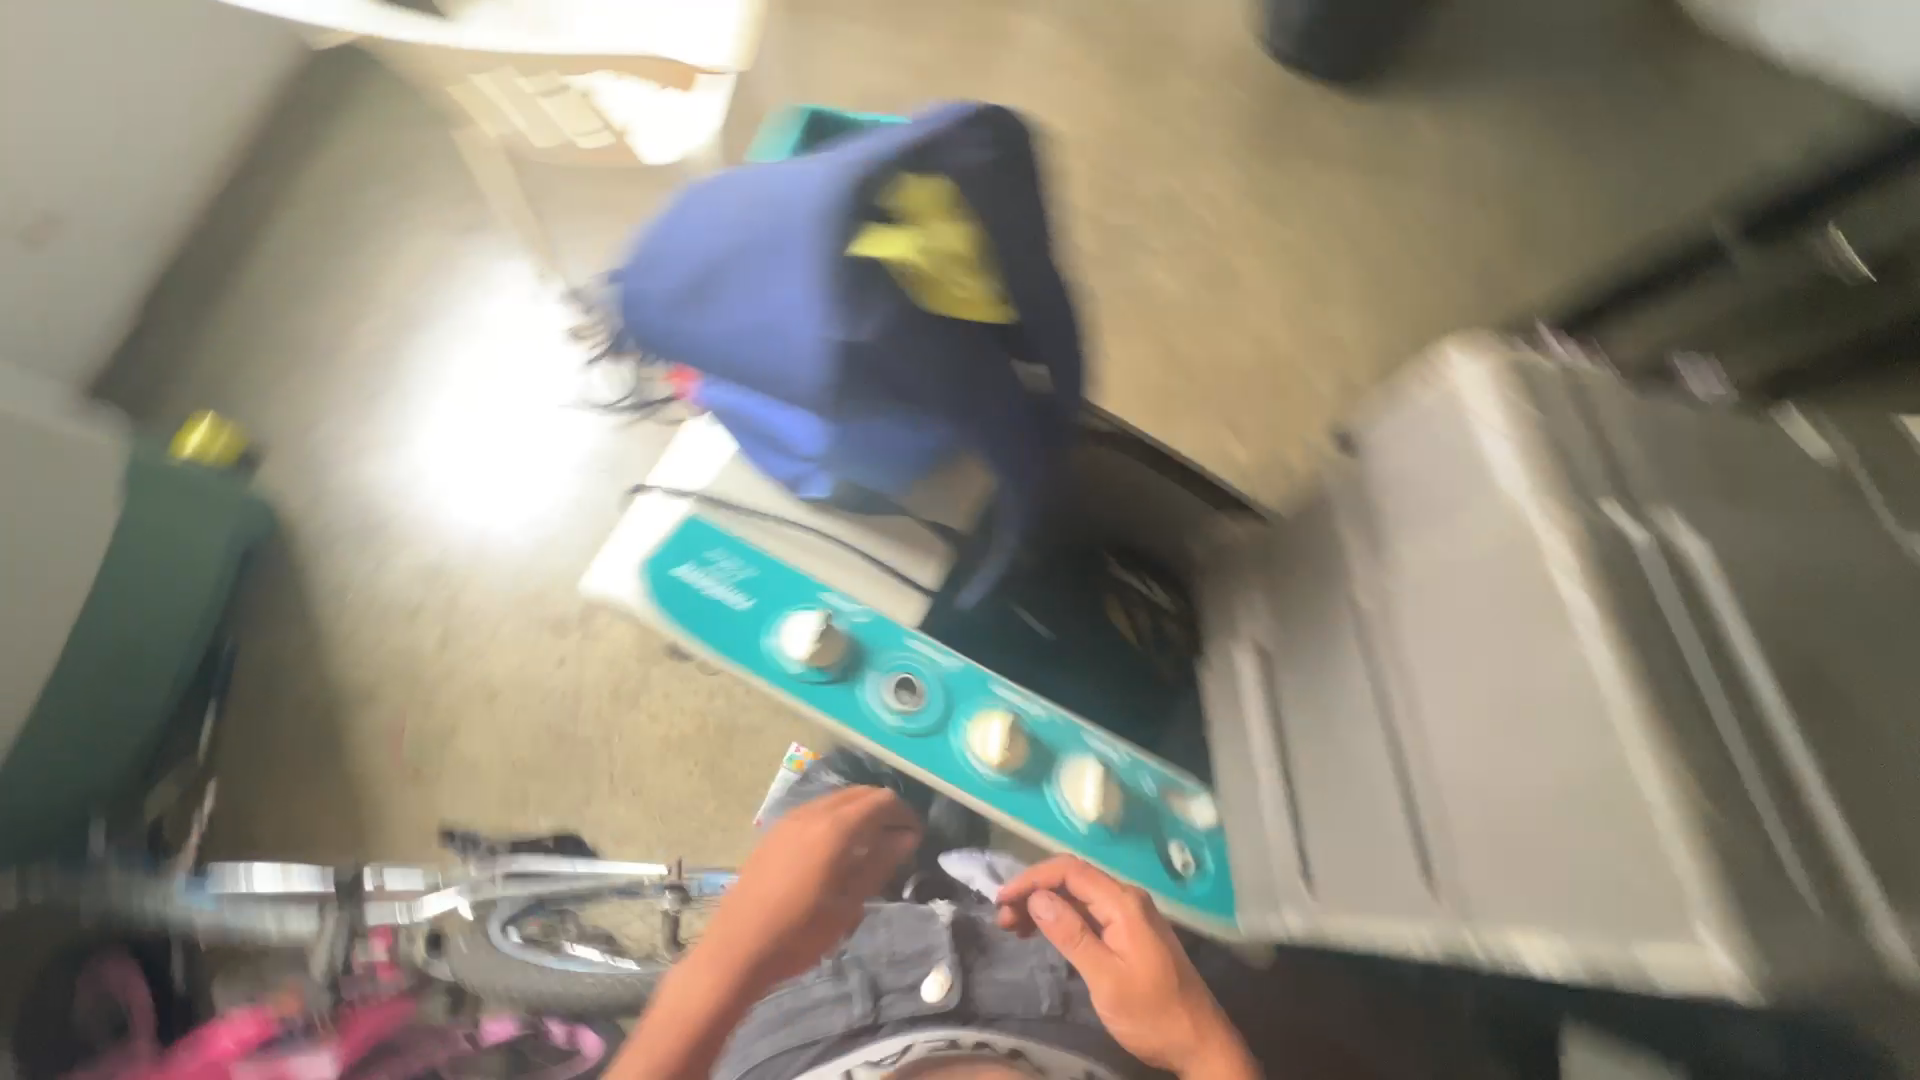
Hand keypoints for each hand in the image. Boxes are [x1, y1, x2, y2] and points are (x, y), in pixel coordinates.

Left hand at [699, 785, 921, 986]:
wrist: (736, 950)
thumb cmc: (800, 934)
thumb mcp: (849, 904)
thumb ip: (880, 862)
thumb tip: (907, 836)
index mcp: (835, 828)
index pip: (882, 801)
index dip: (904, 813)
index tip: (916, 836)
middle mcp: (813, 812)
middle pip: (859, 793)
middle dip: (884, 809)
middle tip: (899, 838)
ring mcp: (790, 819)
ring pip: (836, 799)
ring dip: (859, 812)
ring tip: (871, 843)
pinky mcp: (775, 831)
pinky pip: (816, 810)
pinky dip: (836, 818)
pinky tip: (838, 848)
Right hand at [996, 857, 1254, 1076]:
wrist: (1202, 1044)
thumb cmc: (1153, 1014)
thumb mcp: (1106, 979)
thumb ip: (1072, 935)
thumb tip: (1037, 898)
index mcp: (1123, 903)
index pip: (1069, 870)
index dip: (1031, 878)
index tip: (1002, 898)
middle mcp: (1127, 898)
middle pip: (1072, 878)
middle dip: (1034, 891)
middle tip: (1004, 918)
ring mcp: (1131, 914)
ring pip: (1080, 894)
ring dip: (1046, 904)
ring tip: (1015, 926)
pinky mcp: (1131, 931)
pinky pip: (1090, 910)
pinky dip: (1063, 917)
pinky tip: (1044, 931)